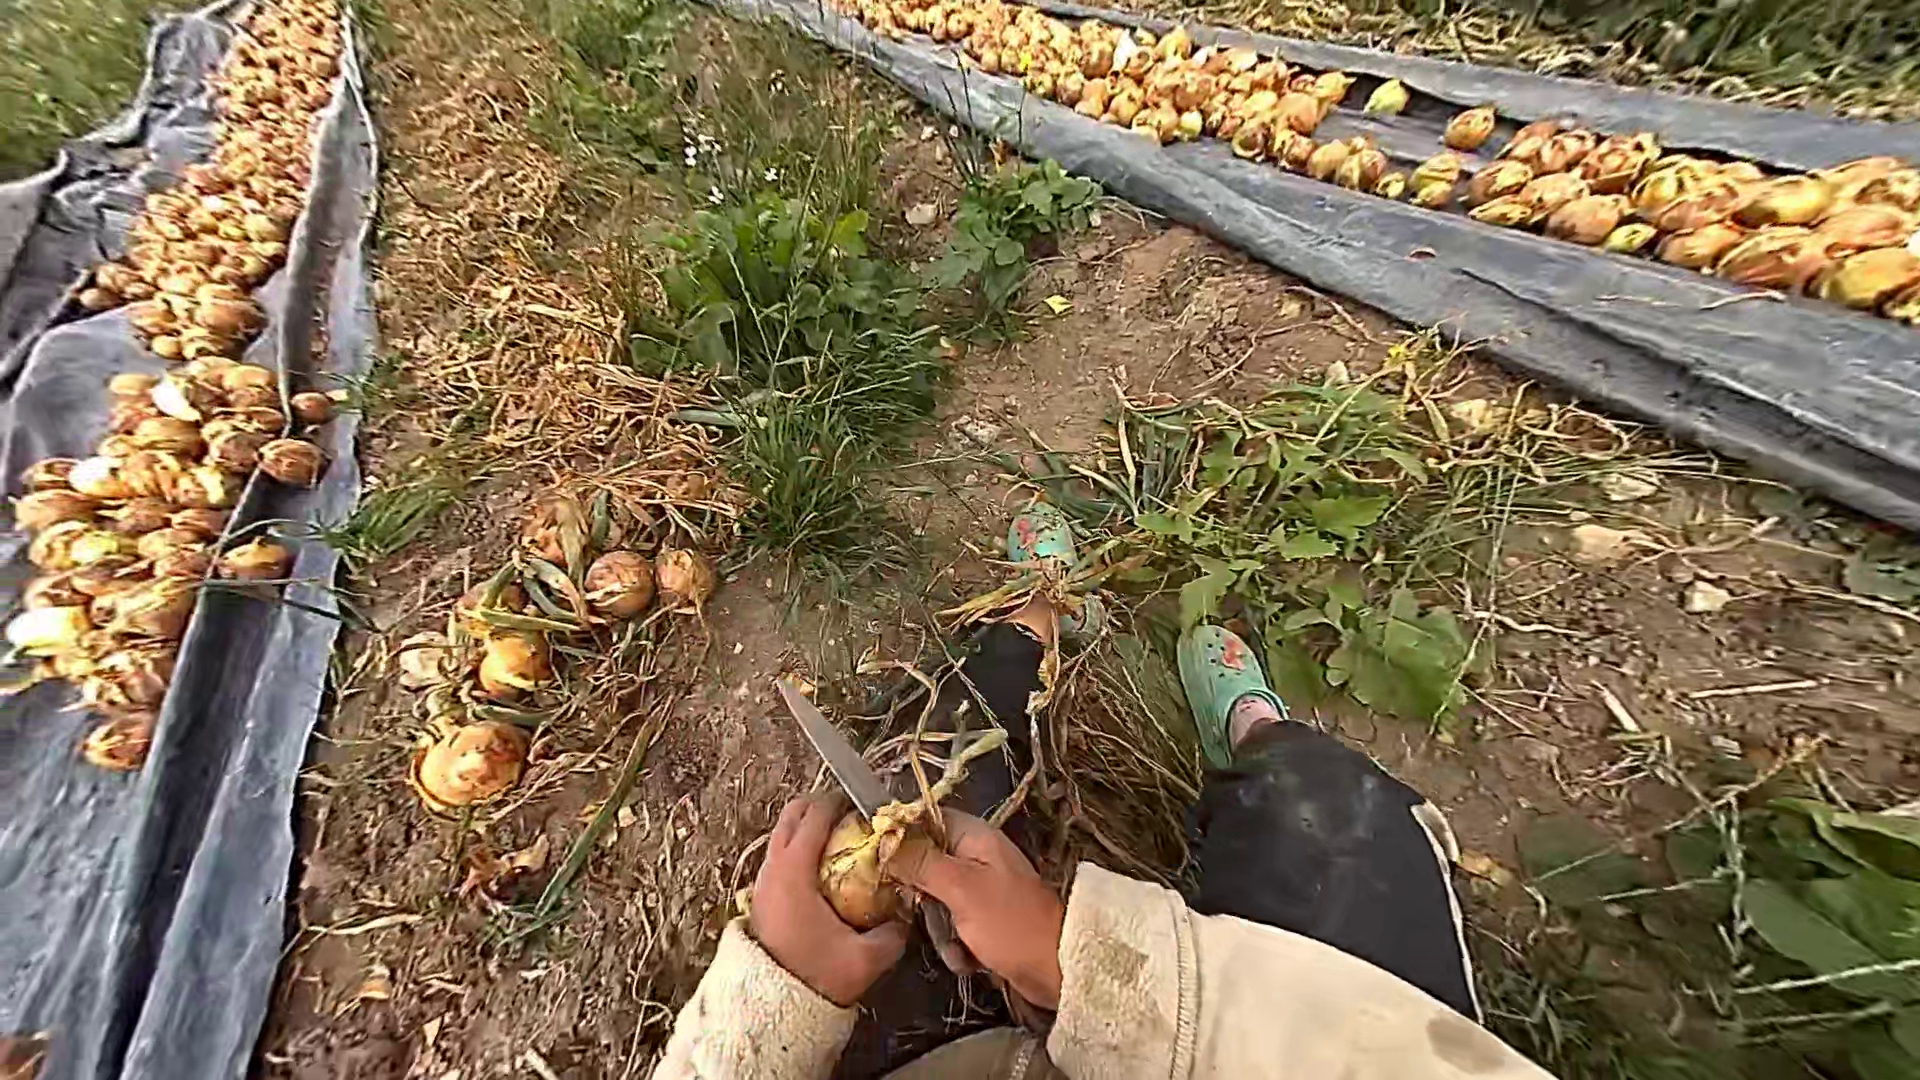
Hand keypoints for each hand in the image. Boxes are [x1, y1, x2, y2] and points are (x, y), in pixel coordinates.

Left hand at [750, 794, 909, 1006]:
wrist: (766, 1016)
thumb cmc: (812, 979)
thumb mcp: (863, 960)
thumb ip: (892, 933)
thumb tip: (908, 914)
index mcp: (794, 871)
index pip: (816, 815)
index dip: (841, 802)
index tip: (864, 806)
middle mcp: (773, 867)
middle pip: (794, 813)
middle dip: (821, 806)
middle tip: (850, 816)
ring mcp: (762, 881)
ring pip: (783, 832)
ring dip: (809, 827)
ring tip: (840, 842)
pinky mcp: (760, 897)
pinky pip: (780, 854)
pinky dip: (799, 848)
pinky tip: (823, 870)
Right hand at [889, 810, 1064, 1007]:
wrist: (1055, 968)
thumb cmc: (1009, 920)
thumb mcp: (961, 889)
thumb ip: (921, 862)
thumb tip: (885, 840)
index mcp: (973, 834)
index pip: (925, 819)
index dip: (901, 835)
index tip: (881, 859)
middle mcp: (974, 854)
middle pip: (925, 861)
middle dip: (922, 894)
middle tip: (923, 910)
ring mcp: (978, 886)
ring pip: (934, 897)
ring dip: (940, 926)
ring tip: (956, 943)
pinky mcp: (981, 916)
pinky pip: (951, 922)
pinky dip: (955, 942)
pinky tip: (967, 957)